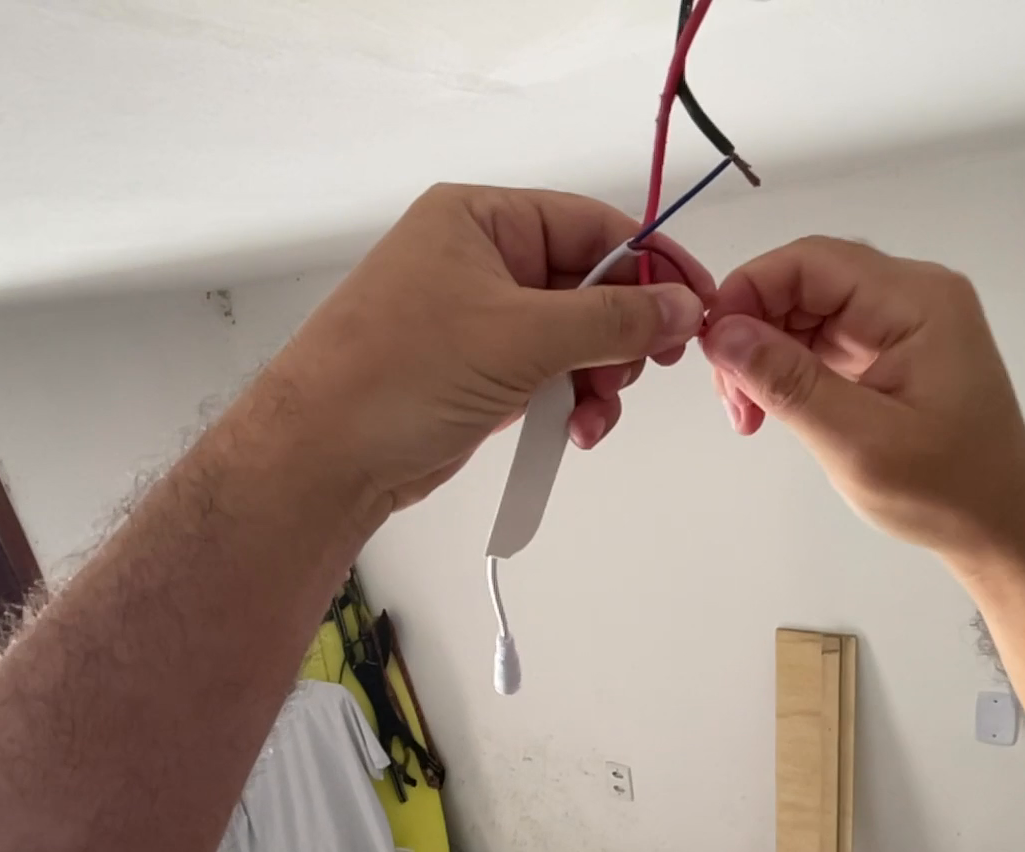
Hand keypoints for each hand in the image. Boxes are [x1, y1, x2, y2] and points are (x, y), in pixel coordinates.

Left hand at [277, 184, 713, 511]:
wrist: (328, 458)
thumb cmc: (407, 374)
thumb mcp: (521, 336)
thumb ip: (612, 320)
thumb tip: (684, 306)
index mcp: (483, 221)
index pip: (592, 227)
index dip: (652, 265)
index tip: (697, 305)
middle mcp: (485, 263)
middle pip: (589, 287)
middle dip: (621, 336)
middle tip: (643, 371)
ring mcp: (483, 322)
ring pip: (575, 340)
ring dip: (599, 379)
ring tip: (596, 417)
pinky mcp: (484, 373)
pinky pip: (551, 376)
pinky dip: (572, 402)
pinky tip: (577, 432)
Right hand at [701, 236, 1024, 559]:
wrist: (997, 526)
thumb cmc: (941, 490)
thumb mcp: (857, 441)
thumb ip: (788, 382)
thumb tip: (721, 333)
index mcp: (915, 302)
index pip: (811, 262)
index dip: (748, 291)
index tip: (711, 350)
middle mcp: (909, 296)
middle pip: (804, 283)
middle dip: (752, 331)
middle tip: (730, 398)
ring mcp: (898, 324)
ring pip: (805, 312)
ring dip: (763, 356)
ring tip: (747, 414)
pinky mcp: (887, 351)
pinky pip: (820, 341)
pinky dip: (785, 371)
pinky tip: (769, 410)